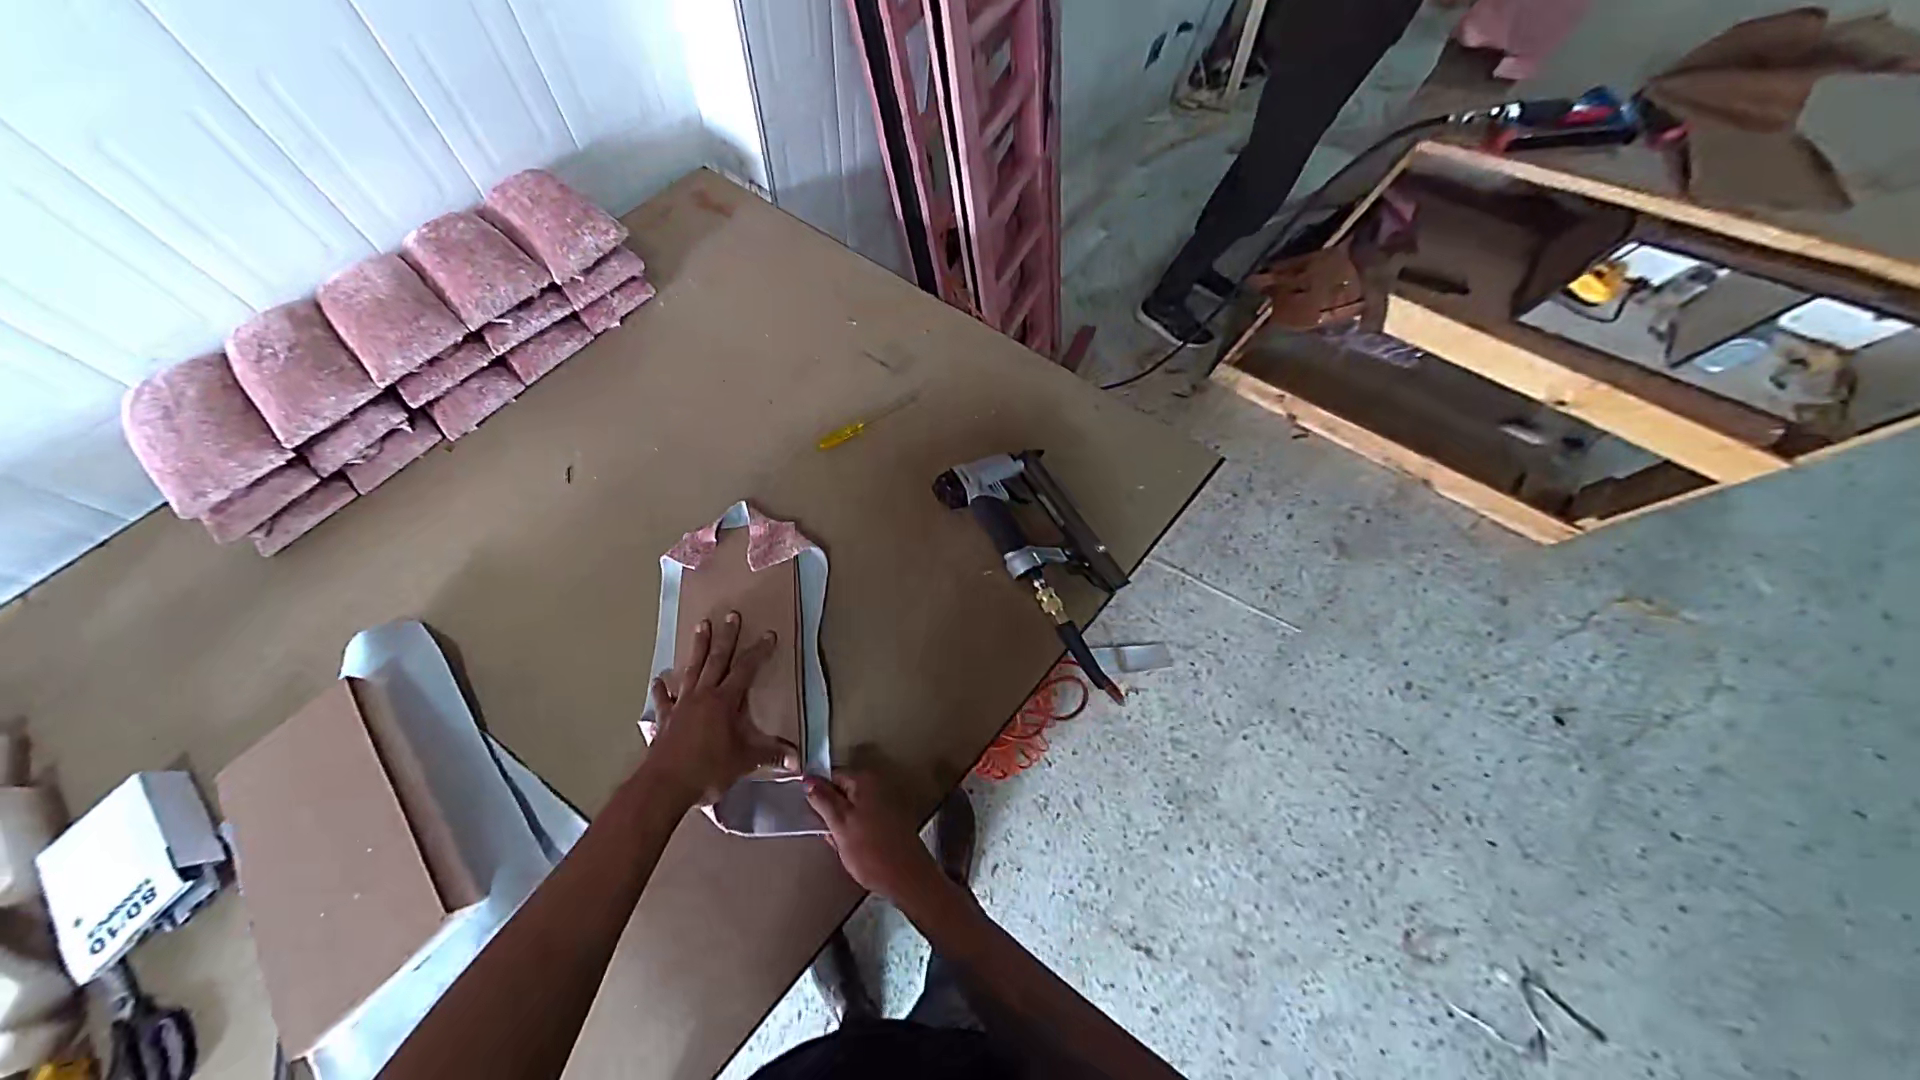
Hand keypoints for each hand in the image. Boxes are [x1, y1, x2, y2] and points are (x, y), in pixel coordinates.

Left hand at [645, 612, 796, 806]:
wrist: (665, 785)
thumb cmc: (709, 769)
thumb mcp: (746, 761)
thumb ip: (770, 755)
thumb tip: (797, 760)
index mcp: (725, 701)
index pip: (746, 669)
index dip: (759, 651)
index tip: (769, 635)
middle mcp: (703, 696)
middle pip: (717, 660)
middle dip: (726, 637)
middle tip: (731, 615)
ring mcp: (681, 705)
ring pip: (692, 669)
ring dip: (698, 648)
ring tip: (701, 626)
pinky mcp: (665, 718)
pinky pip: (664, 699)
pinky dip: (662, 689)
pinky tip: (658, 680)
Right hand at [804, 769, 943, 902]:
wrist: (905, 876)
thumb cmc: (871, 851)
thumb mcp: (839, 824)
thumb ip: (822, 800)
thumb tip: (808, 781)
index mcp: (865, 780)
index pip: (833, 775)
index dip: (819, 793)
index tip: (811, 811)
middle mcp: (879, 785)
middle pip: (843, 791)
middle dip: (832, 811)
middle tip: (829, 832)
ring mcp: (887, 802)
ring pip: (853, 808)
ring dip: (843, 824)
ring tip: (843, 844)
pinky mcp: (891, 820)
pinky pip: (865, 819)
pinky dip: (856, 830)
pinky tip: (855, 849)